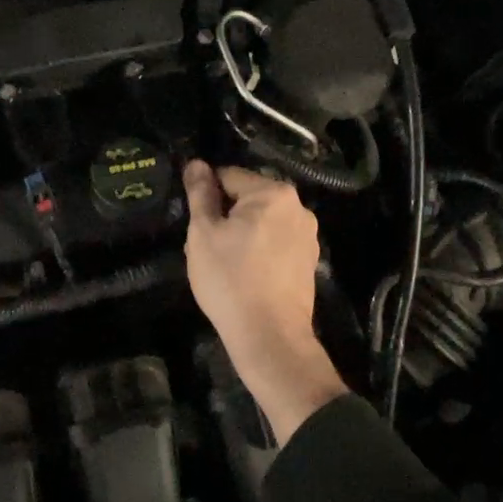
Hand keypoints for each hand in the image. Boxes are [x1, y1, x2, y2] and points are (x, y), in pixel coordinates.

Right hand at [184, 161, 348, 444]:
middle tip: (205, 245)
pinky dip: (258, 250)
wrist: (270, 338)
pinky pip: (275, 243)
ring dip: (241, 233)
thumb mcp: (204, 233)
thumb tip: (196, 163)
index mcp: (273, 193)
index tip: (194, 221)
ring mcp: (308, 236)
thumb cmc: (231, 279)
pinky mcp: (308, 261)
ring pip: (261, 222)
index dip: (206, 195)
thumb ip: (200, 194)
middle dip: (224, 215)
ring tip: (222, 263)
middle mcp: (298, 208)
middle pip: (248, 198)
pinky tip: (243, 274)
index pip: (229, 176)